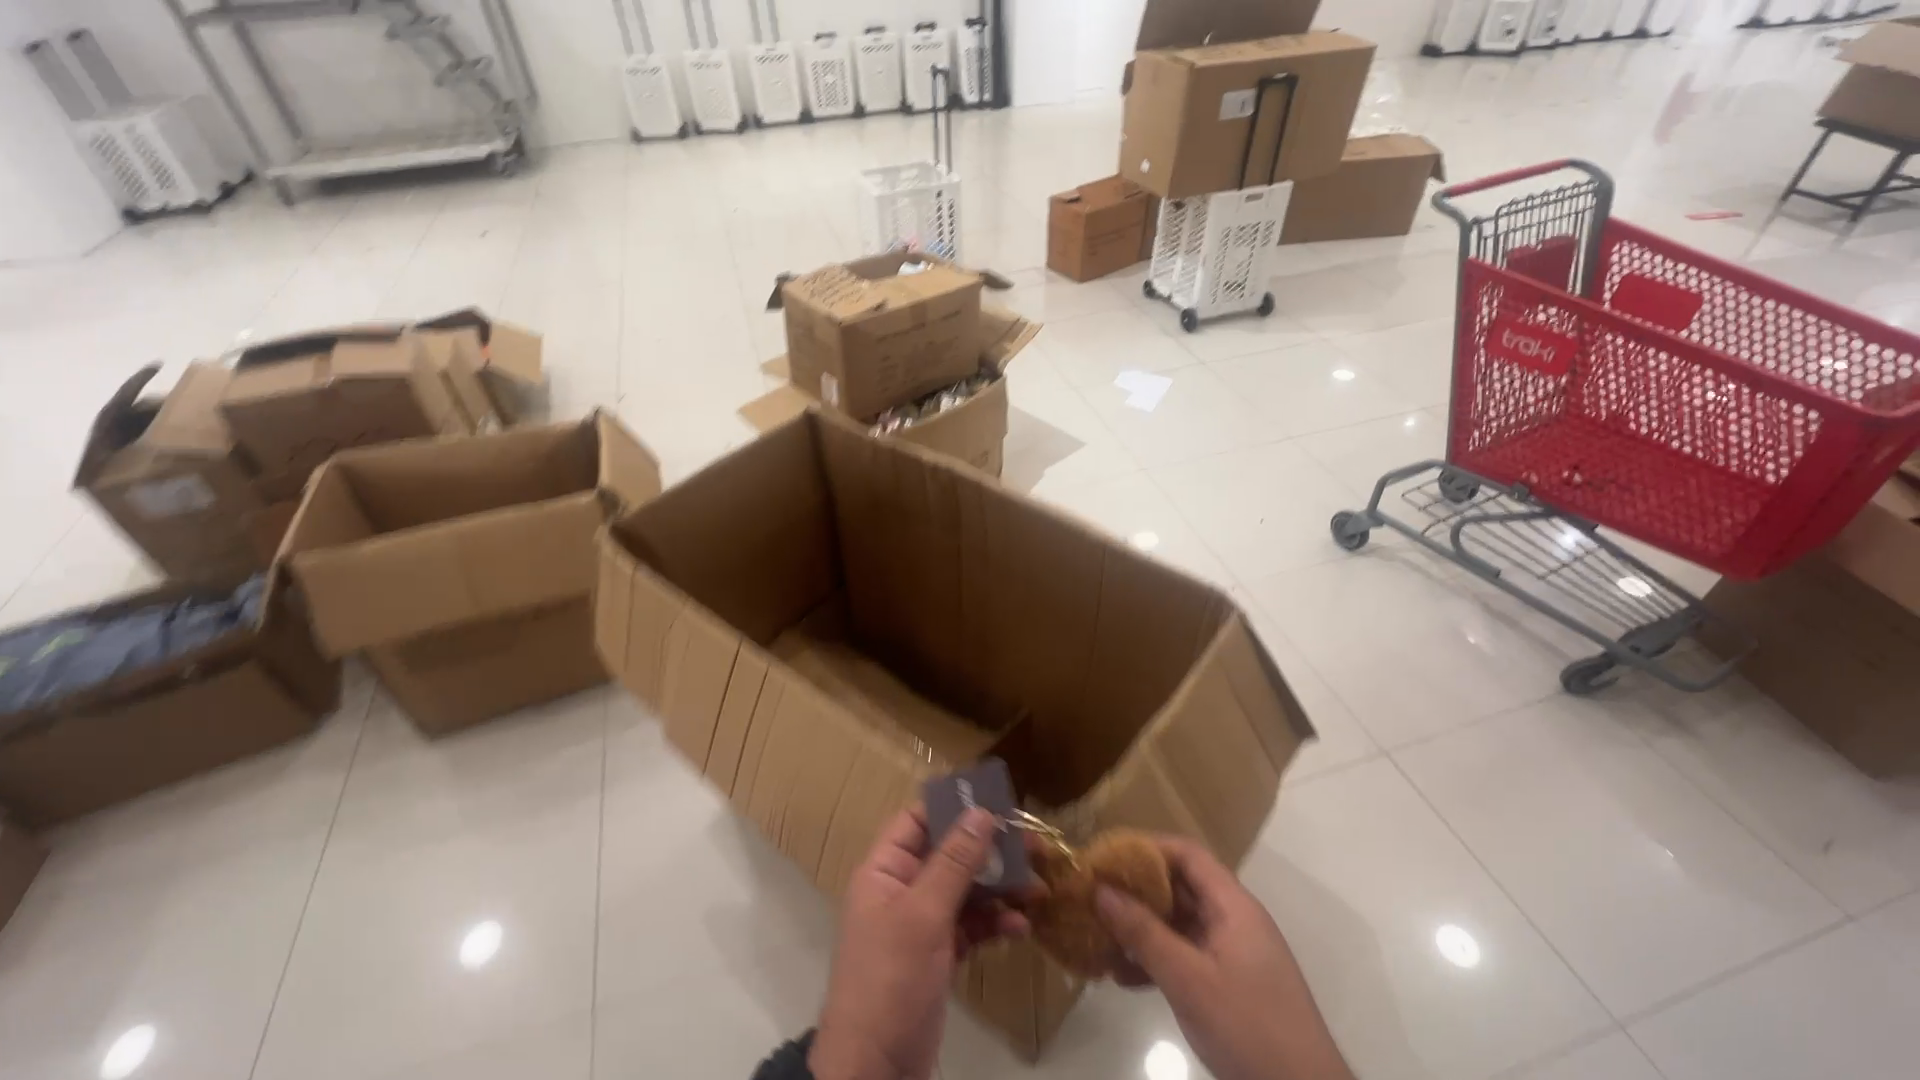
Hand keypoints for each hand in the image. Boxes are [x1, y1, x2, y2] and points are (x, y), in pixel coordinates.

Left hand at [808, 804, 1028, 1079]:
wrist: (876, 1065)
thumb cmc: (891, 978)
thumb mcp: (923, 915)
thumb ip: (955, 862)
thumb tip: (982, 812)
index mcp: (883, 871)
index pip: (917, 821)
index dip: (953, 808)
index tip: (998, 800)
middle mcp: (900, 890)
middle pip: (949, 854)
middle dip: (990, 851)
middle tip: (1035, 847)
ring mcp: (920, 925)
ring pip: (965, 891)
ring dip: (1000, 888)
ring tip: (1039, 889)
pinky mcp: (939, 955)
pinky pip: (971, 926)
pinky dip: (994, 923)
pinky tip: (1020, 926)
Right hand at [1095, 835, 1352, 1079]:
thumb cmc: (1248, 1025)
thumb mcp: (1188, 979)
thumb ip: (1143, 933)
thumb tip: (1100, 889)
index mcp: (1233, 907)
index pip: (1188, 855)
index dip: (1147, 848)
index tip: (1106, 856)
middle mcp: (1234, 921)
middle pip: (1180, 888)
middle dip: (1136, 891)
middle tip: (1093, 896)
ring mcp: (1232, 953)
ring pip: (1179, 925)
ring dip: (1140, 929)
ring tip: (1098, 937)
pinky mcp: (1228, 984)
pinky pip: (1184, 956)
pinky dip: (1154, 960)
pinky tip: (1121, 977)